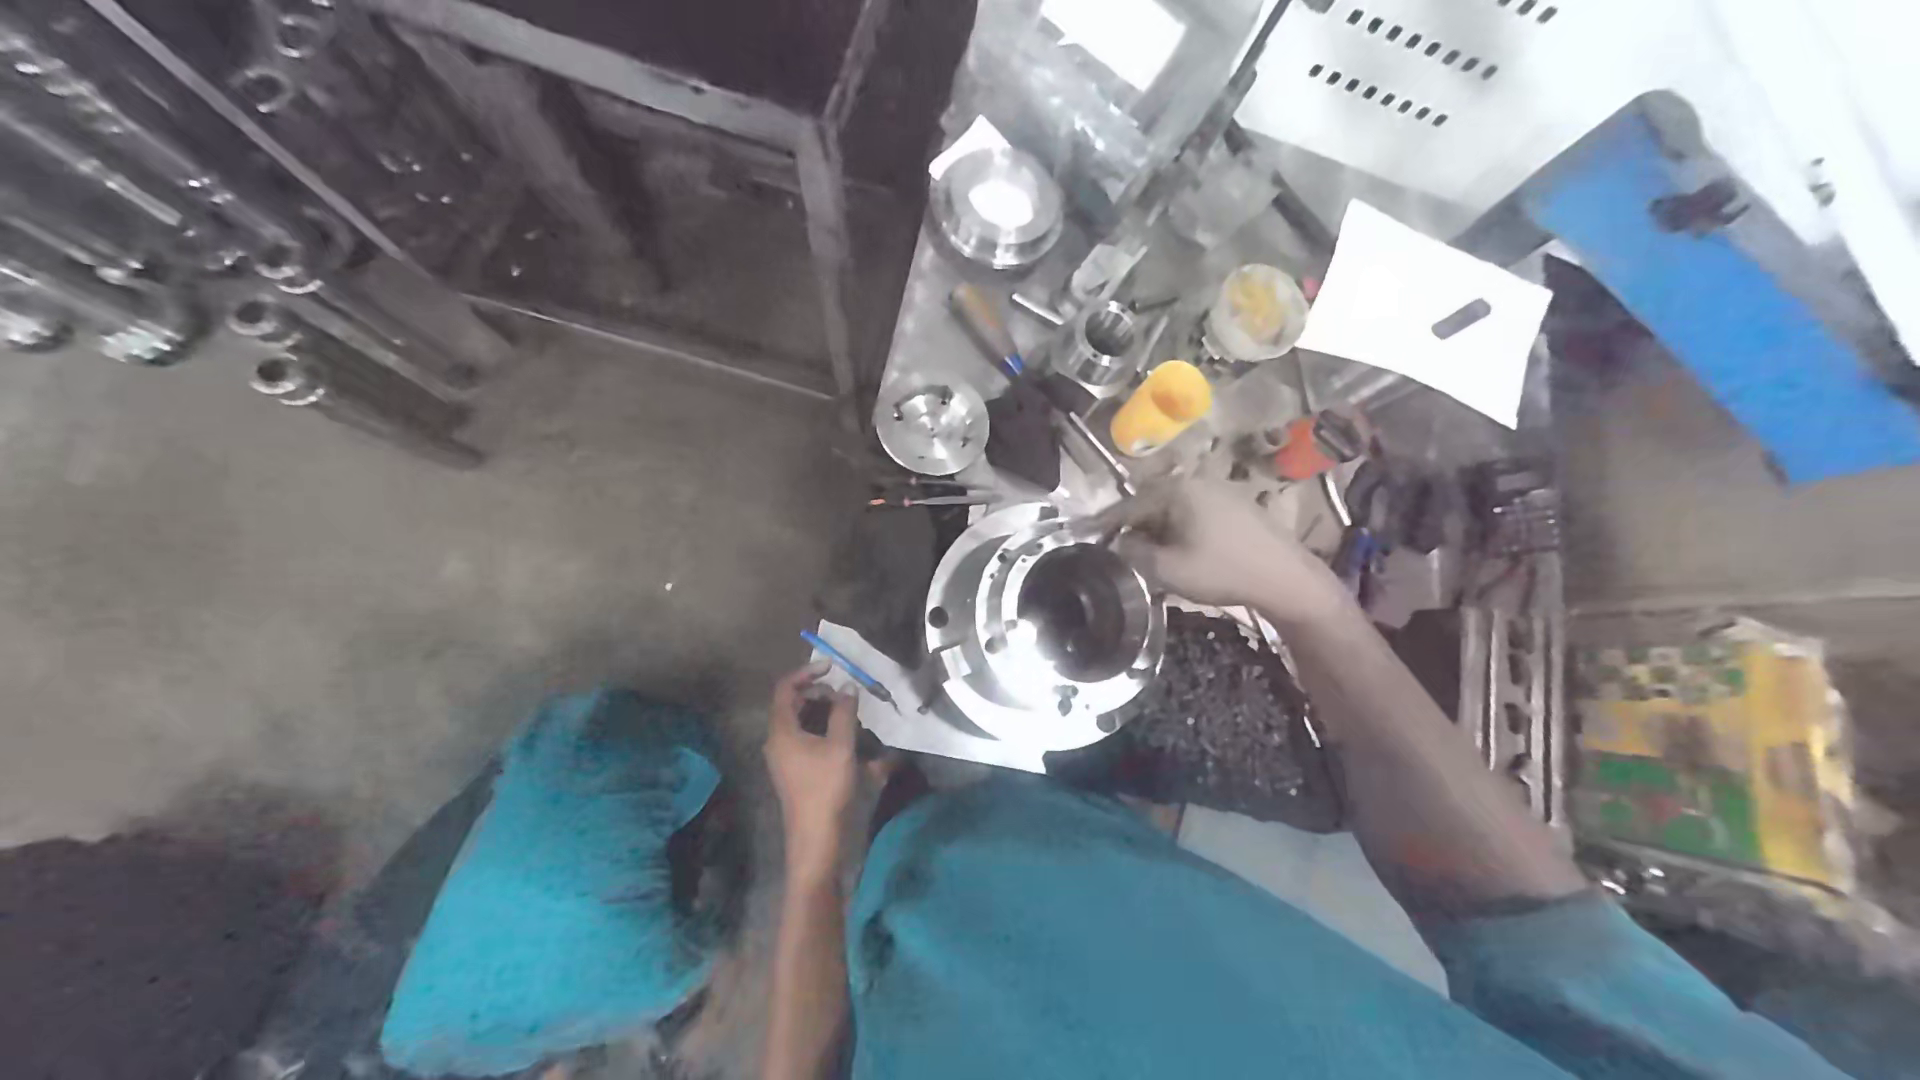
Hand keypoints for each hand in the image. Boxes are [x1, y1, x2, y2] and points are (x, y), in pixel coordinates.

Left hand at [763, 666, 857, 880]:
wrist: (816, 840)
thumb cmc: (826, 789)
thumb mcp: (840, 747)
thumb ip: (844, 712)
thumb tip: (847, 687)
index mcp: (781, 731)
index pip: (786, 688)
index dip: (807, 672)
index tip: (833, 667)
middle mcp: (778, 741)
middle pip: (793, 703)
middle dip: (819, 692)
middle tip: (845, 694)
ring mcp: (785, 757)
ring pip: (802, 721)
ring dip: (824, 711)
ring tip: (850, 712)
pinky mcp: (796, 770)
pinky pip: (807, 738)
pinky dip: (825, 729)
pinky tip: (848, 736)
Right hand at [1101, 478, 1350, 623]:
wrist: (1287, 579)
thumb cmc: (1223, 572)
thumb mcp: (1167, 569)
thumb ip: (1133, 553)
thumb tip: (1121, 542)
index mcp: (1177, 490)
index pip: (1129, 505)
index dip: (1107, 524)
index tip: (1091, 539)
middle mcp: (1197, 481)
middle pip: (1152, 502)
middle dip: (1135, 526)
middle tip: (1122, 551)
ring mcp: (1221, 490)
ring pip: (1174, 507)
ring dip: (1158, 529)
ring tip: (1150, 554)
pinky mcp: (1237, 504)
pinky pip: (1195, 511)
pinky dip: (1180, 527)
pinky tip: (1182, 550)